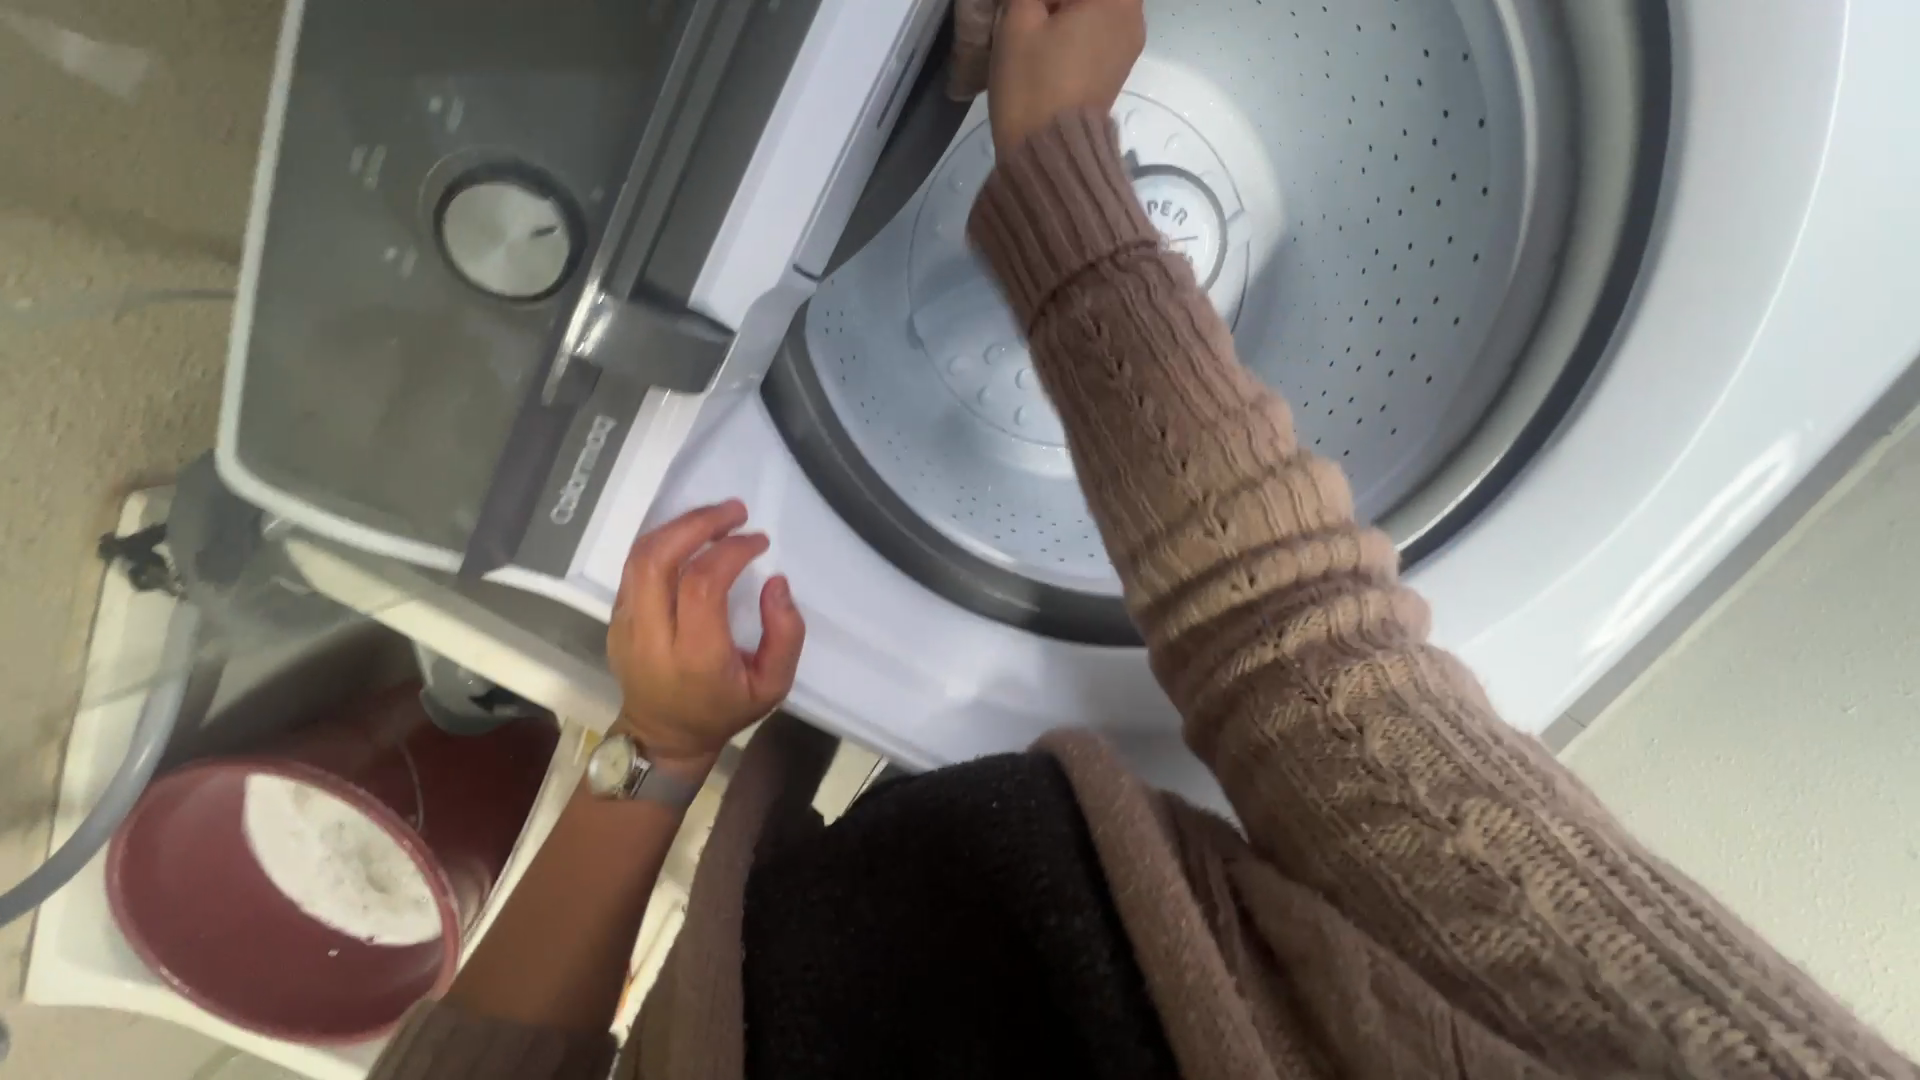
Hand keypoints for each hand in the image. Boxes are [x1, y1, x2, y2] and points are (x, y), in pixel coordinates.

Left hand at [607, 500, 804, 771]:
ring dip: (678, 526)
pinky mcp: (616, 617)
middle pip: (657, 559)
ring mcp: (626, 625)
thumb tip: (775, 582)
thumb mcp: (773, 685)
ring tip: (715, 516)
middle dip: (697, 524)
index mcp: (694, 655)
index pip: (701, 584)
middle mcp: (651, 636)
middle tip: (734, 511)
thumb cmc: (723, 709)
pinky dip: (664, 541)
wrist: (664, 736)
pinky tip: (691, 536)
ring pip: (639, 557)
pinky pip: (634, 567)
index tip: (758, 541)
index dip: (730, 552)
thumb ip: (785, 635)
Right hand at [989, 0, 1145, 156]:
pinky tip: (1050, 44)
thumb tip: (1043, 3)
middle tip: (1032, 14)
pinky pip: (1099, 30)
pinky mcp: (1117, 70)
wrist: (1049, 157)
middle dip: (1057, 3)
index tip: (1030, 9)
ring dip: (1066, 12)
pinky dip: (1076, 27)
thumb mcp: (1018, 21)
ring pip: (1097, 8)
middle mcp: (1133, 14)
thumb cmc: (1032, 86)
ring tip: (1037, 26)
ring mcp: (1128, 45)